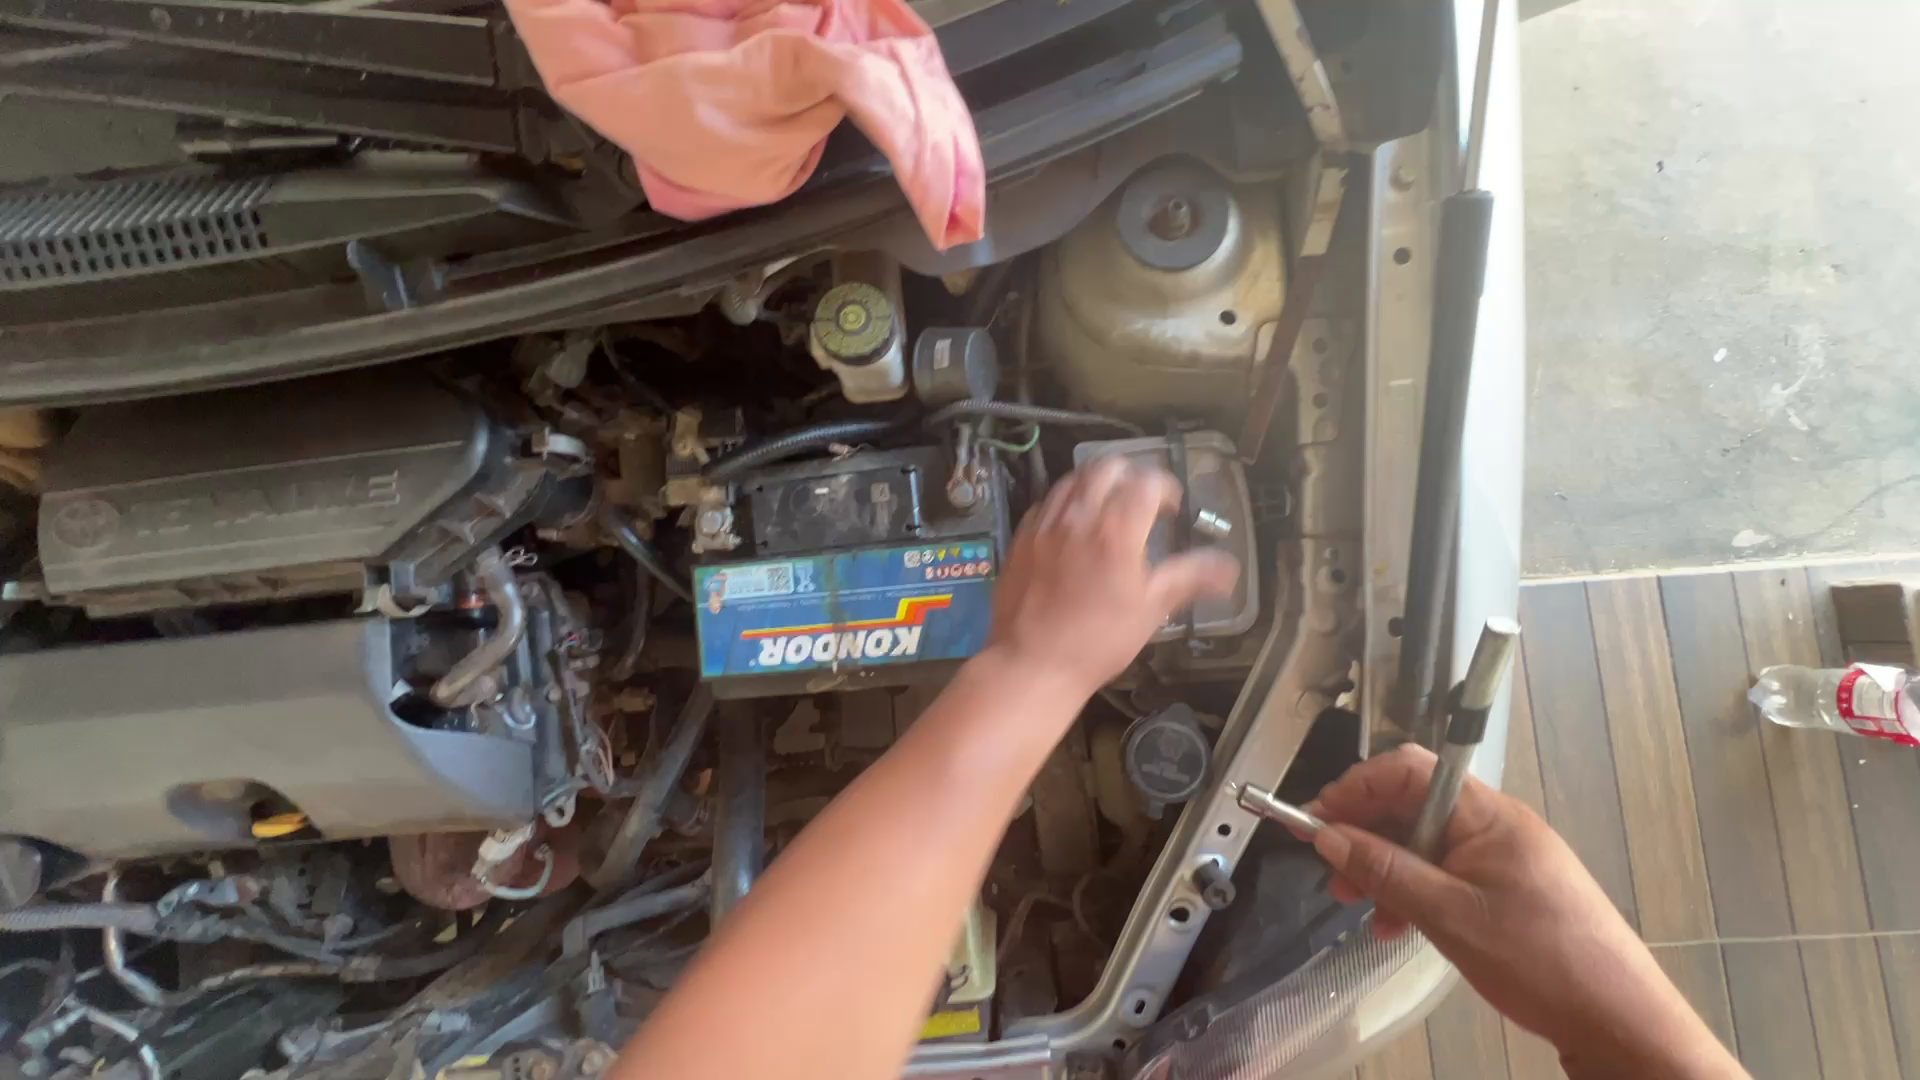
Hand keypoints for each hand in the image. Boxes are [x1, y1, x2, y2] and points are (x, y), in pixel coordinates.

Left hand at [985, 457, 1237, 697]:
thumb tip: (1229, 568)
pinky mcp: (1021, 537)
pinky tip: (1072, 529)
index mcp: (1115, 529)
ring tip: (1107, 511)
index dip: (1166, 488)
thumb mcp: (1151, 609)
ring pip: (1072, 479)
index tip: (1171, 510)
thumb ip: (1190, 578)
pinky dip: (1065, 503)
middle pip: (1107, 467)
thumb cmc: (1098, 640)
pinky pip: (1046, 503)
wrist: (1031, 663)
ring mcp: (1045, 524)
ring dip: (1096, 484)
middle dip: (1130, 476)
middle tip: (1141, 502)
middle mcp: (1077, 516)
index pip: (1147, 480)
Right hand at [1307, 745, 1747, 1078]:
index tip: (1318, 819)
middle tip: (1328, 867)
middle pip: (1409, 805)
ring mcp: (1501, 856)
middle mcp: (1493, 823)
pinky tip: (1394, 924)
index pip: (1406, 770)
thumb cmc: (1540, 960)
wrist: (1628, 1031)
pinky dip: (1411, 890)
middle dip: (1362, 832)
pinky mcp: (1506, 888)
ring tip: (1353, 903)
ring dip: (1382, 867)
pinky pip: (1443, 872)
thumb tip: (1325, 836)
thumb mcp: (1448, 915)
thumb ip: (1383, 870)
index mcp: (1486, 814)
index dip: (1355, 786)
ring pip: (1421, 842)